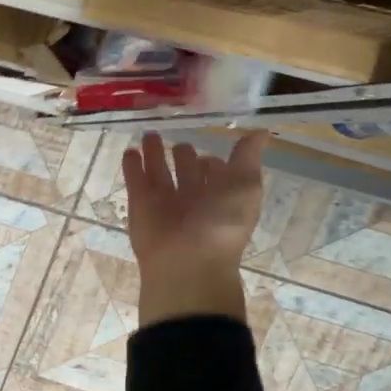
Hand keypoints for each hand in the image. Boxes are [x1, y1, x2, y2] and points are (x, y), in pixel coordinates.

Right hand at [122, 131, 266, 325]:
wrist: (187, 259)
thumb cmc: (223, 223)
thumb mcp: (245, 186)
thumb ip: (247, 158)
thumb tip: (260, 131)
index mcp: (220, 194)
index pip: (215, 171)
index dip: (213, 160)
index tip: (209, 144)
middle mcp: (192, 196)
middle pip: (184, 170)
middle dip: (181, 155)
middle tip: (177, 140)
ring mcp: (164, 200)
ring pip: (158, 171)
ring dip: (153, 154)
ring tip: (148, 134)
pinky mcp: (139, 204)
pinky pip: (135, 181)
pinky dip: (132, 166)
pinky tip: (130, 151)